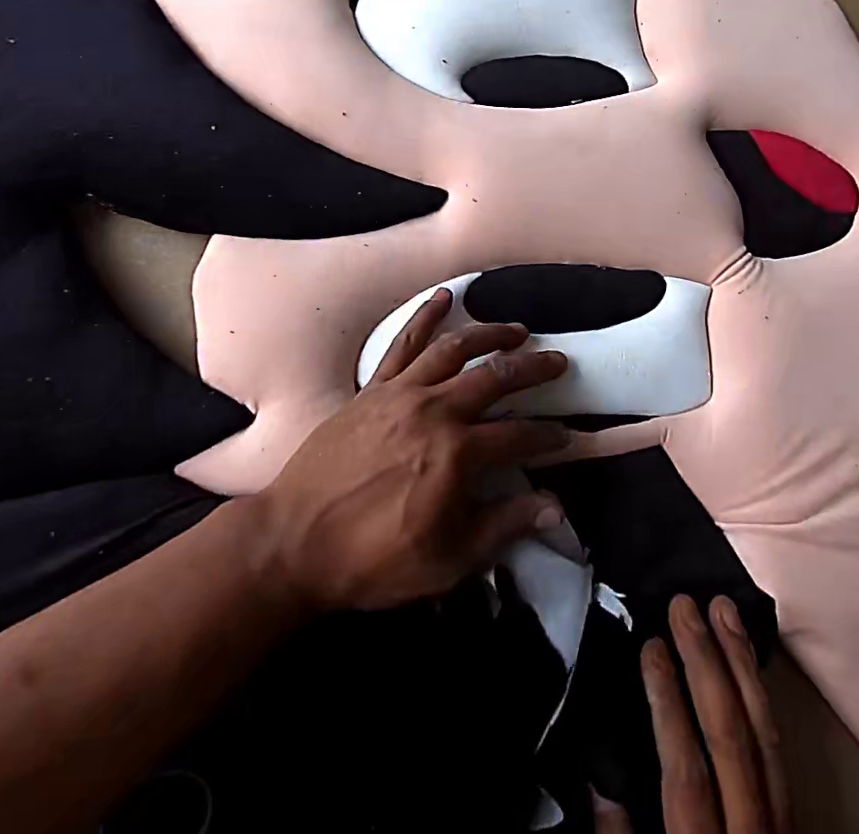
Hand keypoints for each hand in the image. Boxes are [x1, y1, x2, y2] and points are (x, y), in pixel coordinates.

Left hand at [247, 288, 571, 612]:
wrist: (293, 542)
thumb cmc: (373, 560)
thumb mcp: (448, 561)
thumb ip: (505, 527)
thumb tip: (555, 506)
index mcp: (457, 456)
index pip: (520, 437)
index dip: (550, 437)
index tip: (565, 437)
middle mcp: (433, 413)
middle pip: (495, 378)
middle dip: (533, 368)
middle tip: (558, 362)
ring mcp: (399, 394)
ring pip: (454, 350)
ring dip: (490, 335)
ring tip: (516, 329)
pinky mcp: (371, 390)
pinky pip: (402, 344)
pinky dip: (425, 318)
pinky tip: (442, 297)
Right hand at [598, 595, 792, 833]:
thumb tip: (598, 779)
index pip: (687, 768)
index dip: (667, 703)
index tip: (649, 646)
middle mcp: (752, 832)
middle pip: (733, 739)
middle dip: (706, 664)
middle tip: (685, 606)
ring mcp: (781, 823)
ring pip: (767, 734)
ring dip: (742, 664)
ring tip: (724, 611)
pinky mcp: (793, 815)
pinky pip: (780, 747)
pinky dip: (762, 694)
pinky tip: (747, 659)